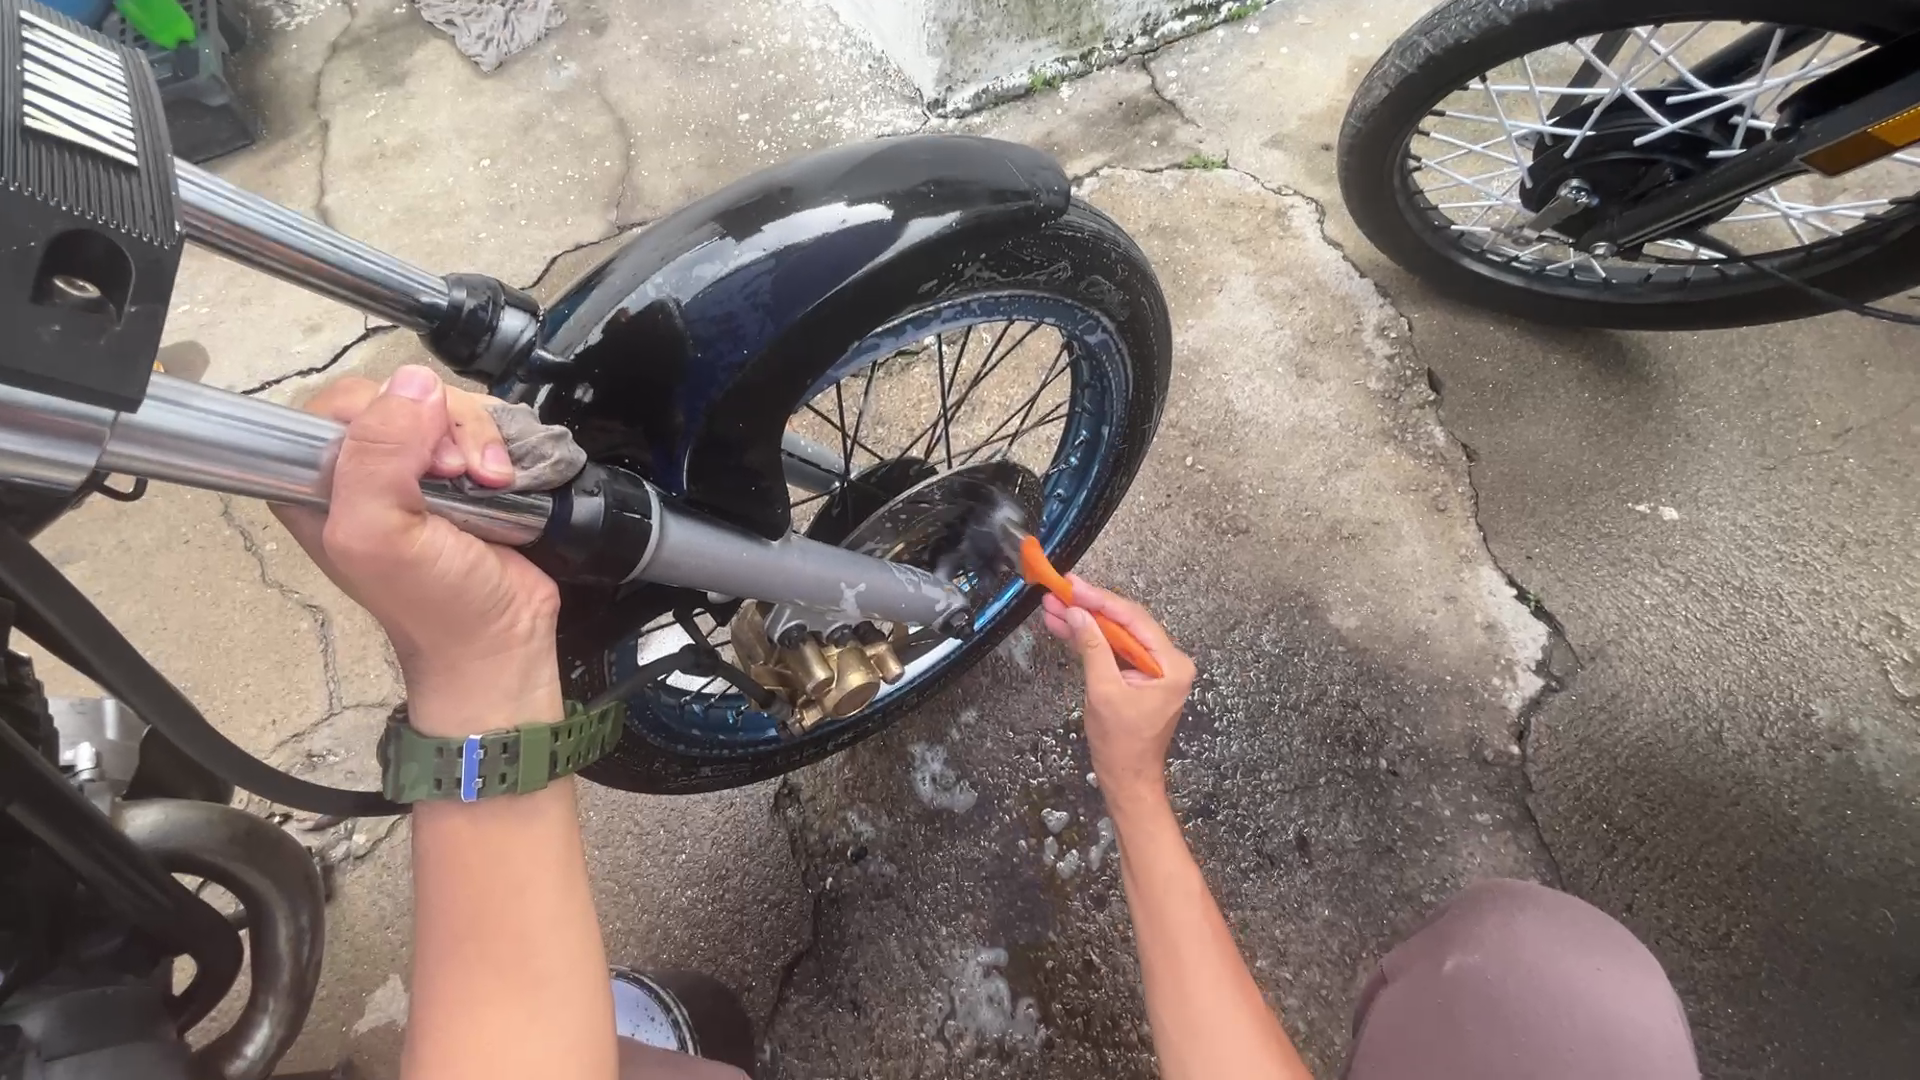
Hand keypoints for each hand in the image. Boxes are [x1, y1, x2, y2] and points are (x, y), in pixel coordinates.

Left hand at [273, 365, 560, 734]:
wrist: (502, 636)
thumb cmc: (433, 600)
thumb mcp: (379, 534)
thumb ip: (378, 456)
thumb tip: (417, 382)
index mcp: (322, 480)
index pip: (346, 402)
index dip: (394, 417)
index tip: (432, 463)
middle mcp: (372, 469)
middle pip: (410, 398)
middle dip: (453, 429)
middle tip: (472, 477)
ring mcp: (429, 472)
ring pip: (456, 409)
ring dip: (488, 440)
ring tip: (499, 483)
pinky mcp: (477, 478)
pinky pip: (492, 431)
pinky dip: (509, 445)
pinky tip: (512, 478)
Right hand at [1041, 577, 1195, 806]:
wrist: (1127, 779)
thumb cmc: (1122, 744)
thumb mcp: (1104, 691)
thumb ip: (1092, 647)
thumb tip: (1077, 613)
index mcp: (1171, 664)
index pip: (1133, 619)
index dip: (1100, 600)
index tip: (1073, 586)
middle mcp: (1168, 661)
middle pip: (1124, 622)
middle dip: (1089, 607)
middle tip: (1060, 591)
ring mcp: (1152, 668)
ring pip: (1115, 634)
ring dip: (1084, 621)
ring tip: (1052, 606)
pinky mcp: (1137, 676)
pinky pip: (1112, 649)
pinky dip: (1089, 639)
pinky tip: (1064, 627)